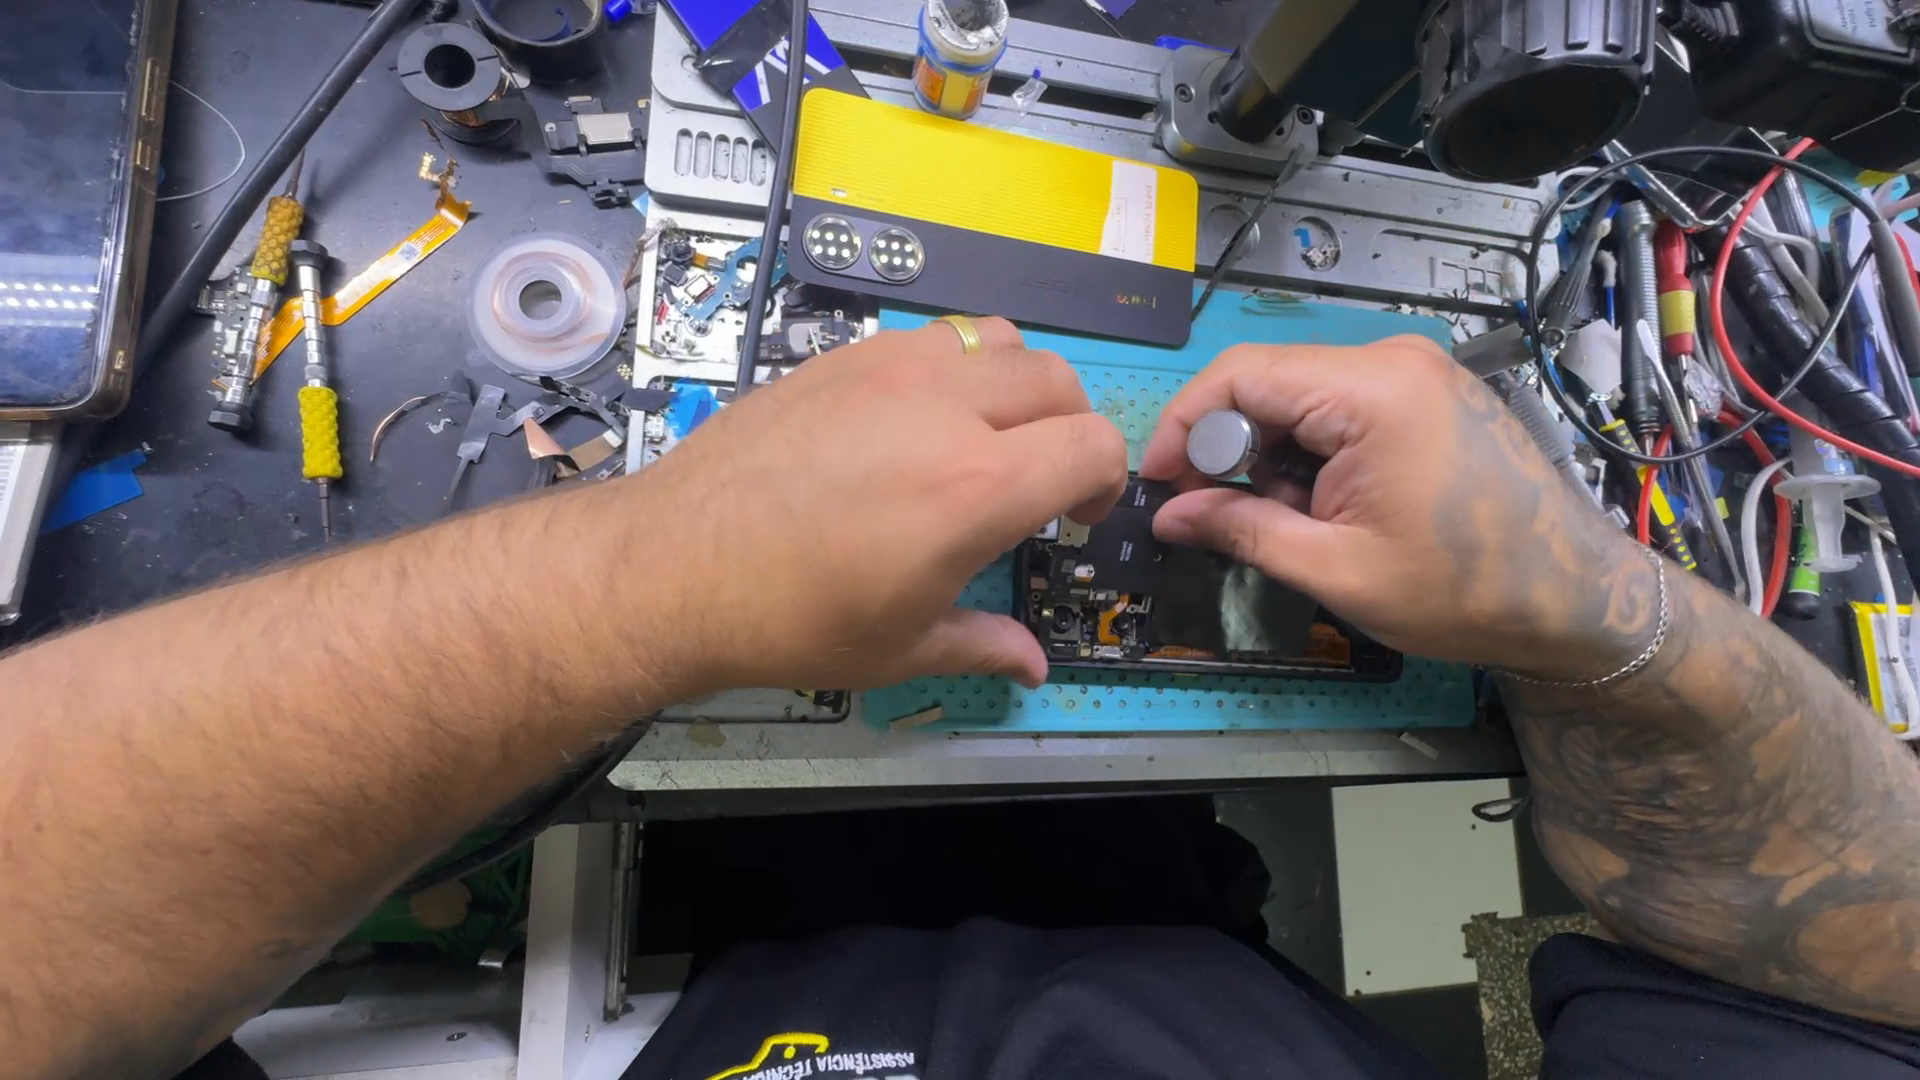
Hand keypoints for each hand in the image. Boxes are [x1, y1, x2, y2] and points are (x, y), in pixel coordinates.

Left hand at [635, 318, 1127, 693]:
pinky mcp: (844, 356)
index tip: (1071, 517)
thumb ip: (986, 646)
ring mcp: (891, 369)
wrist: (674, 566)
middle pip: (1059, 380)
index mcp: (977, 487)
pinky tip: (911, 419)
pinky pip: (931, 336)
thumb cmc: (794, 620)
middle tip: (1036, 480)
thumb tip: (1033, 667)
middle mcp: (946, 408)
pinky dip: (953, 369)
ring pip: (999, 340)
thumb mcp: (903, 648)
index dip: (1104, 482)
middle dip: (1069, 429)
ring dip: (1014, 386)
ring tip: (980, 434)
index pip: (1095, 445)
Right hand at [1138, 336, 1652, 678]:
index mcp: (1371, 391)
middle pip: (1264, 383)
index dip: (1182, 424)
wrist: (1578, 603)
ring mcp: (1410, 375)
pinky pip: (1330, 409)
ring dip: (1262, 456)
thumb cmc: (1459, 591)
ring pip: (1292, 399)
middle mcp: (1390, 362)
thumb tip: (1167, 516)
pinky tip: (1312, 503)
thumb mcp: (1331, 567)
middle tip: (1207, 511)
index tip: (1158, 482)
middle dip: (1221, 447)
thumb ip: (1238, 529)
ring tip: (1273, 518)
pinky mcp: (1419, 397)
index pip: (1239, 375)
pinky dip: (1300, 454)